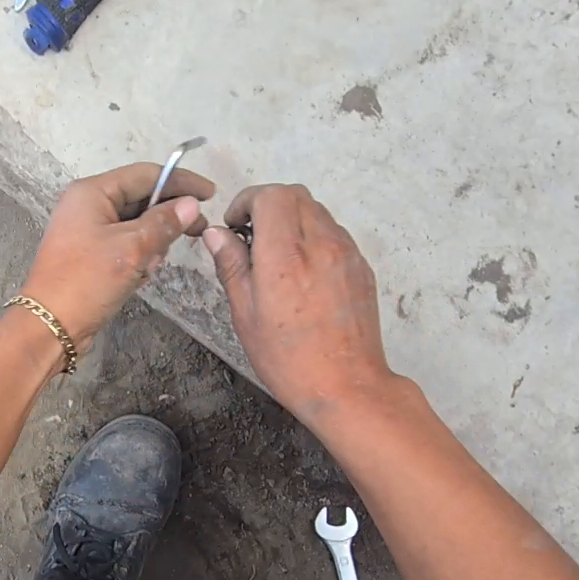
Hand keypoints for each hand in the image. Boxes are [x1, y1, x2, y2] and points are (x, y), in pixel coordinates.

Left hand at [18, 163, 212, 348]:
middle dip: (165, 219)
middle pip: (140, 200)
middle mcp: (87, 206)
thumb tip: (191, 204)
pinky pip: (124, 247)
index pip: (145, 175)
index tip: (210, 194)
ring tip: (149, 266)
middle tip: (197, 232)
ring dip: (150, 245)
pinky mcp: (89, 257)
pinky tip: (138, 277)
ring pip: (135, 227)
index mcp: (92, 193)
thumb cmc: (87, 281)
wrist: (50, 326)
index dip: (180, 182)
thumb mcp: (132, 248)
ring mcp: (86, 232)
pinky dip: (137, 259)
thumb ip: (164, 223)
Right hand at [200, 184, 398, 424]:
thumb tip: (218, 235)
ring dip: (291, 221)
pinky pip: (333, 234)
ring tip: (274, 258)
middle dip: (268, 205)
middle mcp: (320, 244)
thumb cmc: (288, 358)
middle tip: (250, 237)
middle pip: (296, 195)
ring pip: (316, 212)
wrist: (344, 384)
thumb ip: (232, 266)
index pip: (270, 196)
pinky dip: (311, 238)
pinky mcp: (360, 266)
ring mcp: (346, 252)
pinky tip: (299, 273)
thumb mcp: (245, 314)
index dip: (247, 201)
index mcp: (285, 256)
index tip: (235, 224)